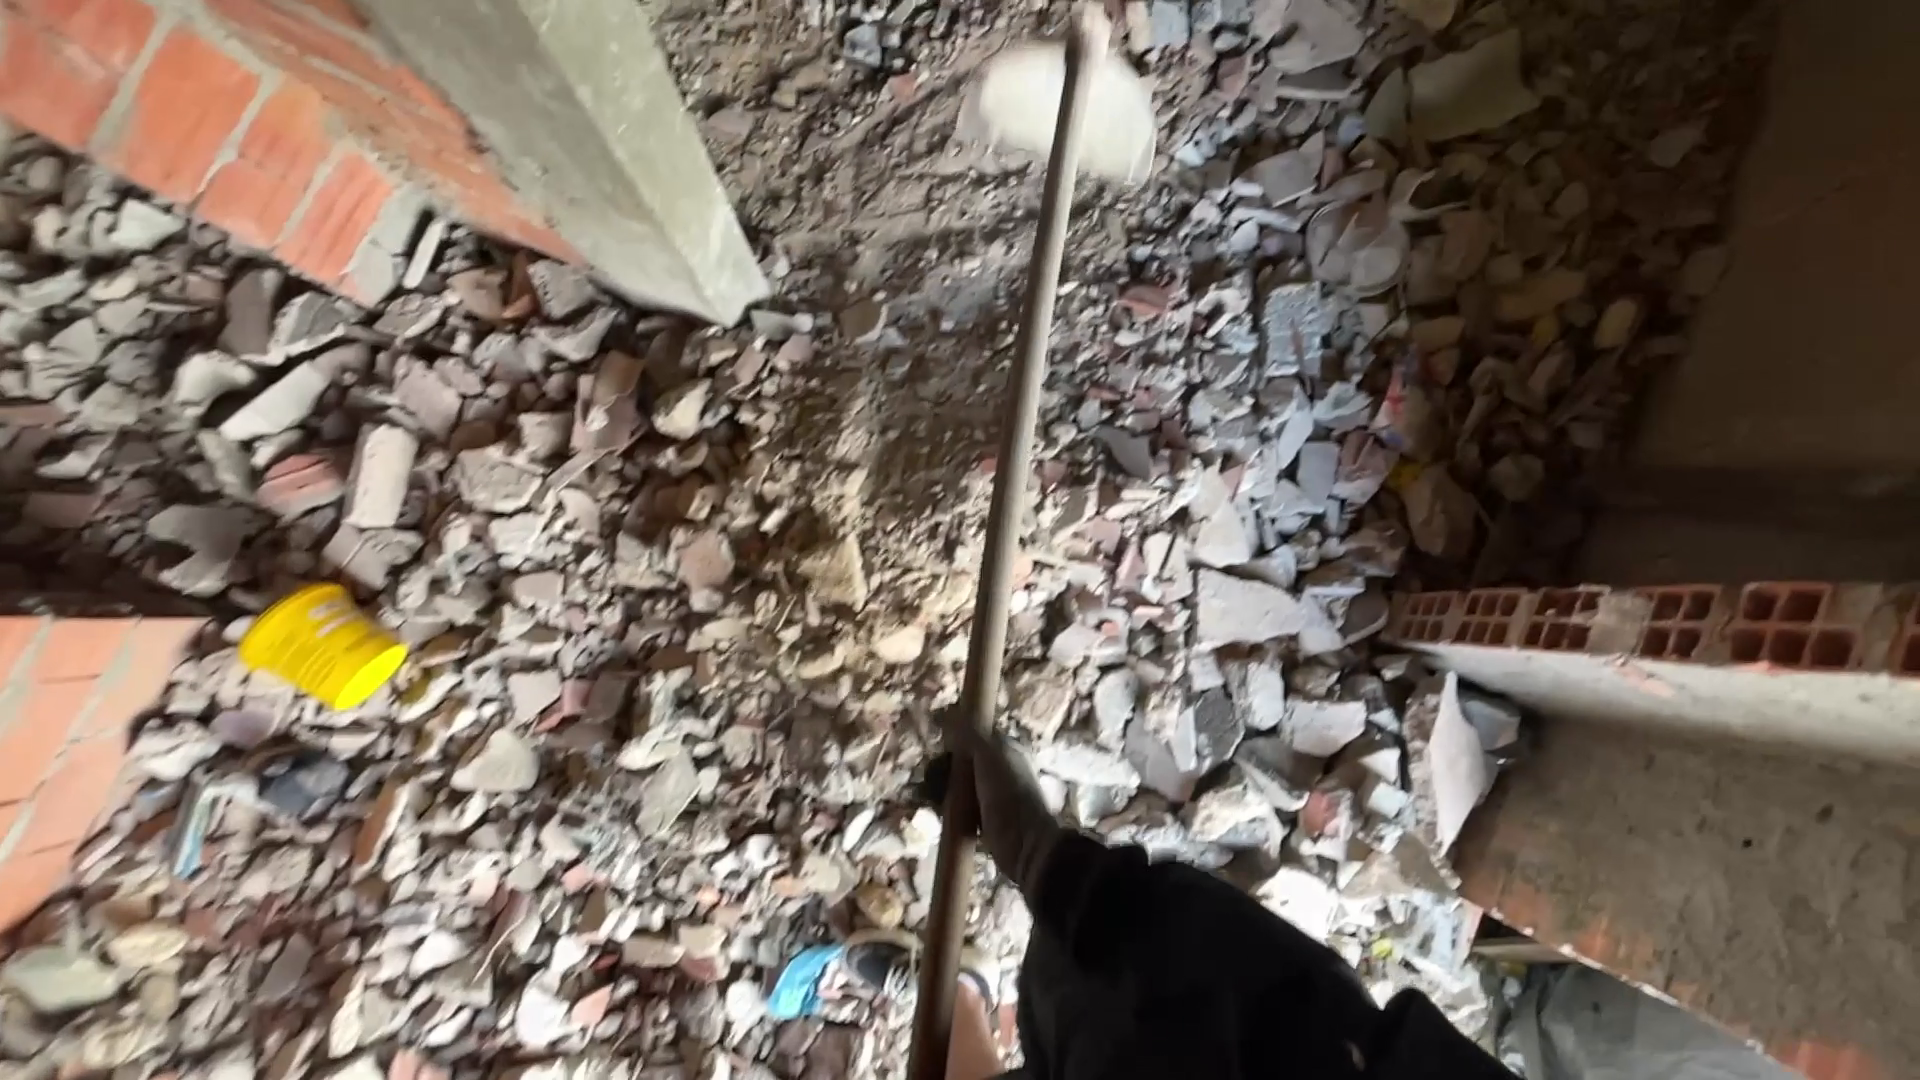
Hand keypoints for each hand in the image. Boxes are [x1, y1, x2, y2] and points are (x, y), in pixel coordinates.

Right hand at [937, 709, 1064, 893]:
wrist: (1025, 844)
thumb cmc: (1009, 793)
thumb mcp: (989, 753)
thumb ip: (968, 732)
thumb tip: (944, 712)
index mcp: (1005, 749)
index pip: (973, 734)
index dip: (955, 738)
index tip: (939, 744)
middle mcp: (998, 769)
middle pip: (961, 760)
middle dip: (944, 766)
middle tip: (932, 775)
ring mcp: (990, 795)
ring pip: (957, 785)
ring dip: (941, 788)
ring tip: (928, 795)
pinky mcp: (981, 819)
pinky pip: (957, 807)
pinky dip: (945, 808)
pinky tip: (934, 810)